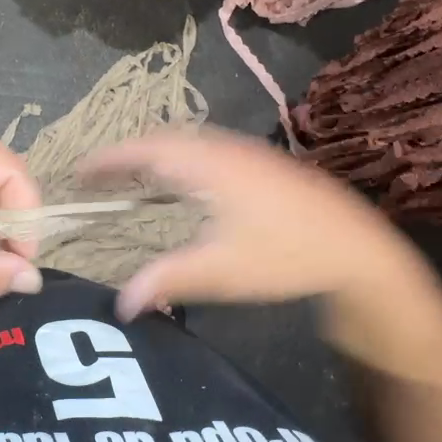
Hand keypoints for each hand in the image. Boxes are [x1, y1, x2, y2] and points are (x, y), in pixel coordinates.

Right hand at [84, 129, 441, 368]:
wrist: (361, 250)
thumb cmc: (287, 256)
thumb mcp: (222, 272)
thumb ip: (167, 280)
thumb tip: (121, 303)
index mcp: (208, 166)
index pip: (145, 150)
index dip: (109, 158)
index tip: (79, 170)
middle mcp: (225, 149)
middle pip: (164, 139)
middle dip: (128, 153)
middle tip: (100, 175)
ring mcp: (249, 153)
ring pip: (189, 142)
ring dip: (156, 154)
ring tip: (133, 177)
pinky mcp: (266, 164)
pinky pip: (208, 149)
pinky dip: (181, 158)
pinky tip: (185, 184)